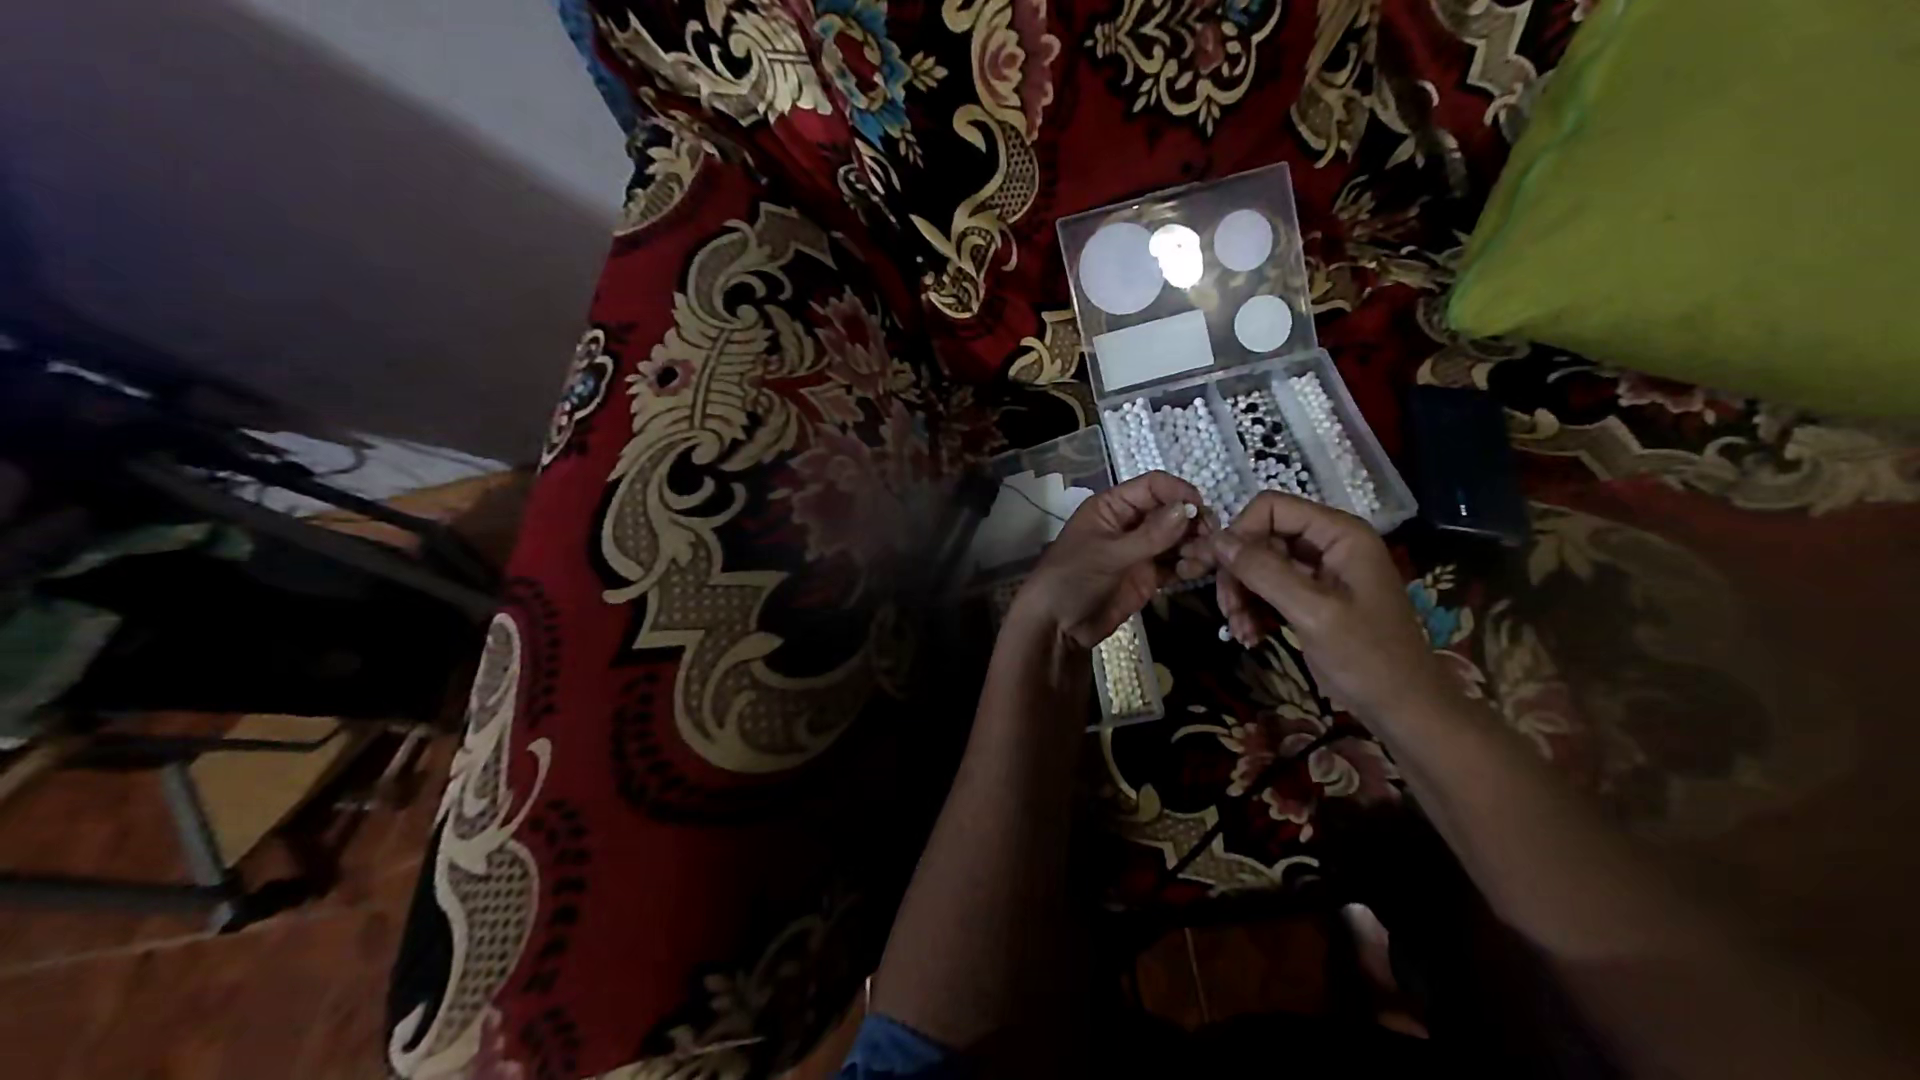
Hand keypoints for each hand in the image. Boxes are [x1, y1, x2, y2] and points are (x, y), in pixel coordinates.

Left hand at [1010, 471, 1208, 648]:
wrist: (1057, 626)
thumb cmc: (1072, 579)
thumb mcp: (1109, 555)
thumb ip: (1150, 535)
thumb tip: (1188, 510)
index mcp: (1112, 506)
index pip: (1152, 486)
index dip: (1178, 493)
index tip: (1201, 510)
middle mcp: (1129, 523)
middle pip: (1171, 511)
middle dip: (1192, 522)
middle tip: (1211, 540)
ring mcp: (1139, 550)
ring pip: (1177, 538)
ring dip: (1194, 545)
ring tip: (1203, 560)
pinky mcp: (1147, 576)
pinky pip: (1175, 564)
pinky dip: (1189, 565)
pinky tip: (1195, 571)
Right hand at [1210, 492, 1447, 722]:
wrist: (1401, 707)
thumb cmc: (1367, 657)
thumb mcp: (1312, 611)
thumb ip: (1264, 571)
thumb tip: (1216, 540)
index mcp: (1340, 534)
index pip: (1271, 508)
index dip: (1240, 533)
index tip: (1221, 571)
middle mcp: (1328, 544)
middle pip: (1260, 538)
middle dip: (1237, 573)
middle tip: (1227, 611)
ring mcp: (1319, 572)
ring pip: (1258, 565)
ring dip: (1241, 596)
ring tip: (1239, 630)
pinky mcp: (1309, 598)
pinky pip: (1267, 589)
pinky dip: (1252, 610)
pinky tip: (1250, 637)